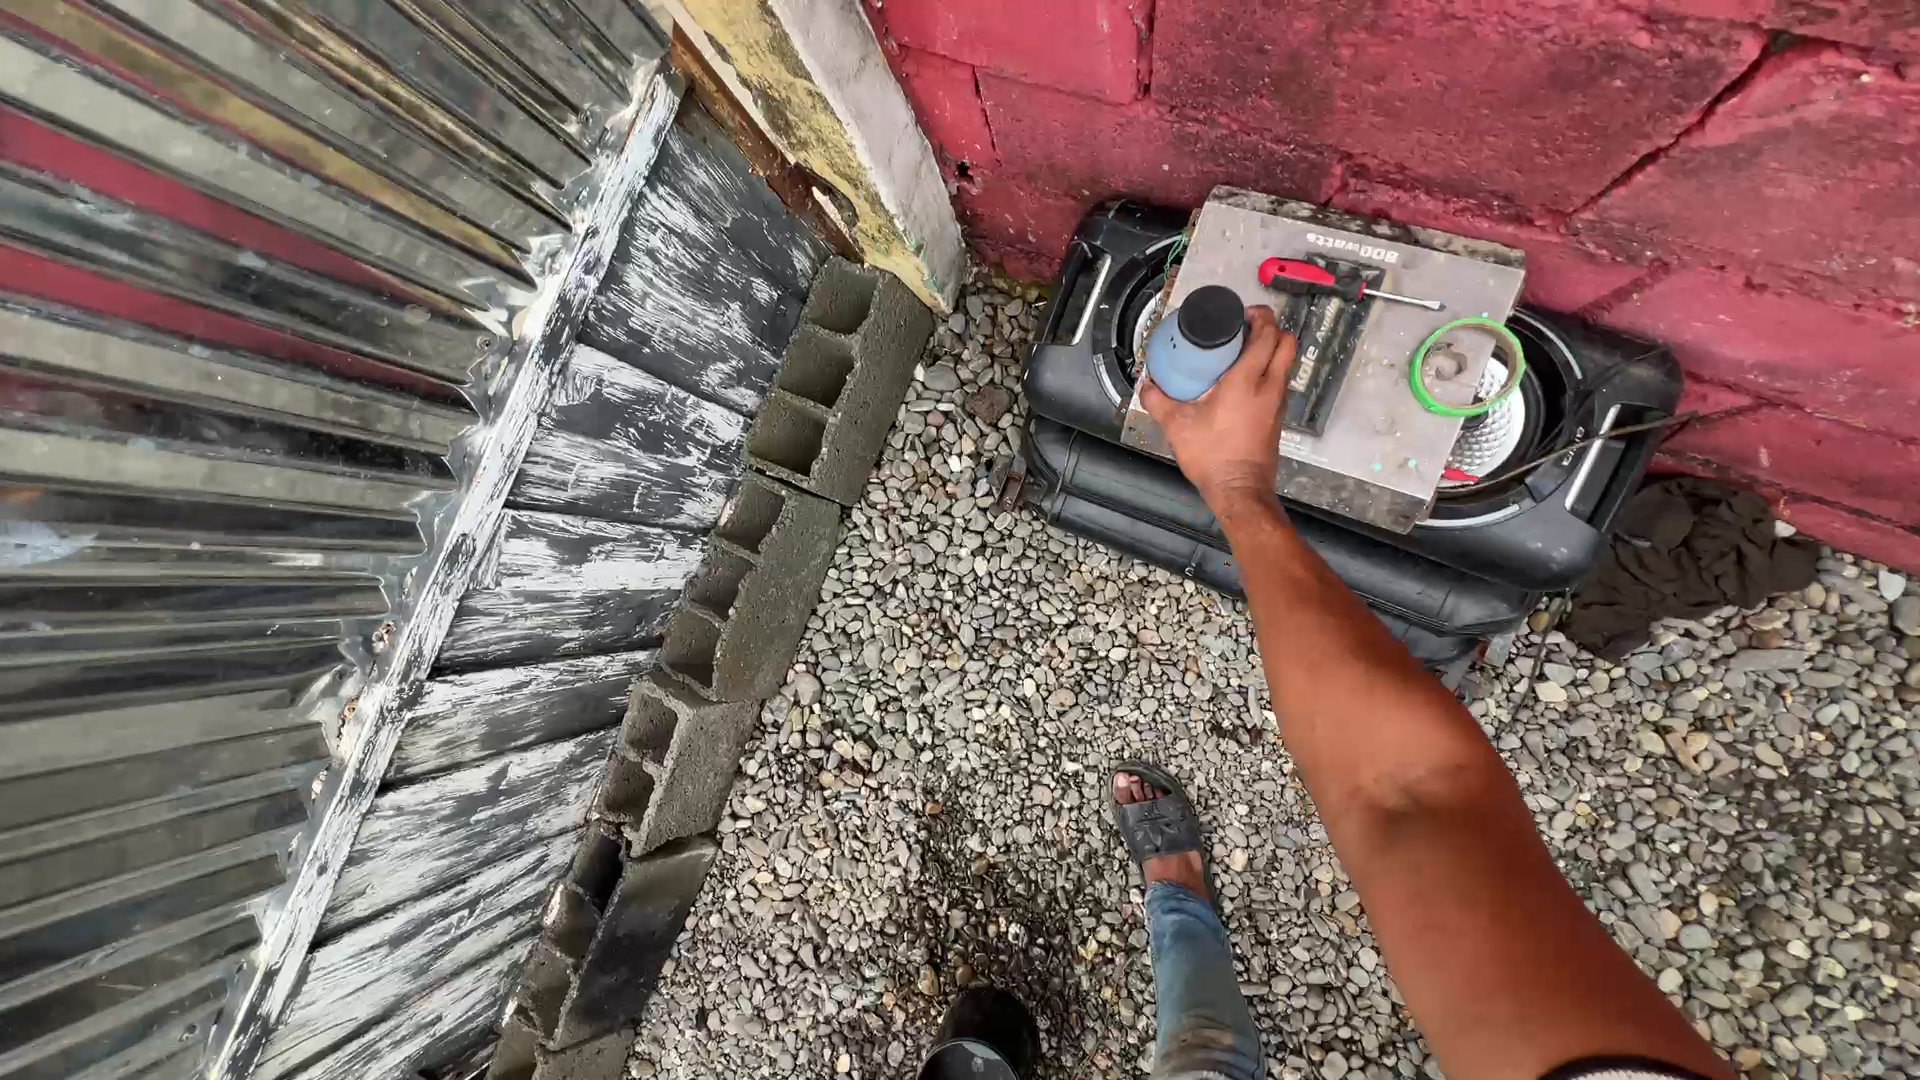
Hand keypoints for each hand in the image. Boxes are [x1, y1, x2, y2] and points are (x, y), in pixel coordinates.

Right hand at [1140, 304, 1295, 514]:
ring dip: (1271, 350)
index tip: (1243, 314)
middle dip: (1271, 328)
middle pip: (1287, 342)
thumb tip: (1148, 385)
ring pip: (1286, 362)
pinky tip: (1244, 382)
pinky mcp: (1278, 417)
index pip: (1267, 334)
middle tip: (1246, 328)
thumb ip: (1158, 400)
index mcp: (1248, 381)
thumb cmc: (1212, 457)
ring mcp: (1278, 403)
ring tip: (1243, 352)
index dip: (1259, 317)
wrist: (1239, 489)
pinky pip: (1280, 382)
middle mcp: (1270, 387)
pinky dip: (1269, 372)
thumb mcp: (1176, 426)